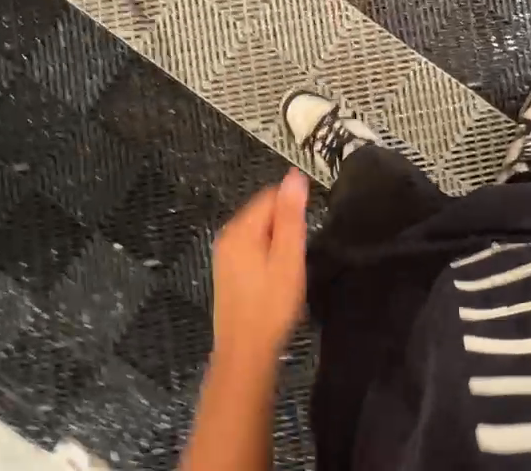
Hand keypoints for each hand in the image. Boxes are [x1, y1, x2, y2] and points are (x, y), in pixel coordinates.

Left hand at [210, 169, 309, 365]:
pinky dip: (268, 254)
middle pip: (265, 211)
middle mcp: (227, 236)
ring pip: (260, 230)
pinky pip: (253, 246)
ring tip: (289, 268)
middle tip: (297, 255)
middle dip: (285, 226)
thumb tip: (295, 175)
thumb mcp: (288, 257)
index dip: (294, 209)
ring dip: (278, 241)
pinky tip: (276, 278)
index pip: (272, 194)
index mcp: (240, 229)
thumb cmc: (271, 305)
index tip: (305, 233)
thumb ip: (291, 214)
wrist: (245, 353)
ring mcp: (224, 254)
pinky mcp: (227, 270)